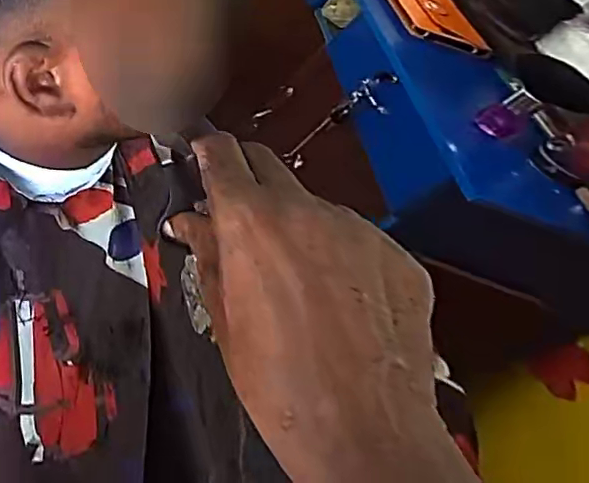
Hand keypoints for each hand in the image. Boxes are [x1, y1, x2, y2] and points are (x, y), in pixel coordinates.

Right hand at [165, 133, 471, 482]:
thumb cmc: (278, 382)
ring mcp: (357, 231)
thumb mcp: (221, 312)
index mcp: (248, 218)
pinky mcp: (399, 258)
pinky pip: (356, 236)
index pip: (220, 149)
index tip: (199, 155)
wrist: (370, 440)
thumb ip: (206, 252)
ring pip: (311, 202)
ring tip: (296, 272)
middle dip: (245, 175)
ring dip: (295, 219)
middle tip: (238, 211)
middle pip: (264, 159)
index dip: (205, 148)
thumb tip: (189, 221)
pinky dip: (339, 251)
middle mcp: (303, 210)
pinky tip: (339, 297)